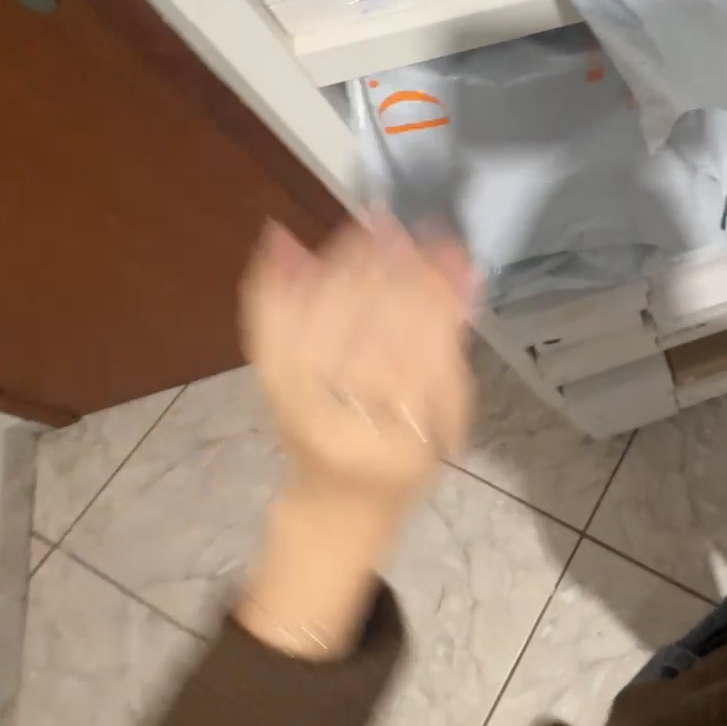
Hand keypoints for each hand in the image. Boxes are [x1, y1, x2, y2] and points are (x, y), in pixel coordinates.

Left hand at [233, 213, 477, 659]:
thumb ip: (453, 344)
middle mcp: (338, 418)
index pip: (416, 351)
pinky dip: (271, 284)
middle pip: (365, 327)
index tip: (445, 247)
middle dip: (390, 268)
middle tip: (407, 225)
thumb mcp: (449, 416)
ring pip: (317, 321)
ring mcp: (292, 400)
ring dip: (342, 266)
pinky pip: (266, 328)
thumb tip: (461, 271)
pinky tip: (282, 243)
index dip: (432, 295)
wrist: (337, 500)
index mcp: (395, 435)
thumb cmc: (404, 462)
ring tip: (369, 226)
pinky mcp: (267, 383)